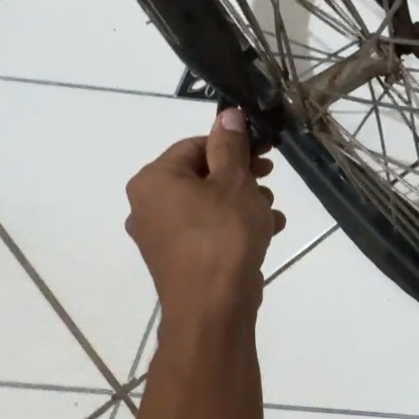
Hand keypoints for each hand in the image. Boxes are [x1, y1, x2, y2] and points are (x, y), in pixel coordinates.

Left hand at [124, 108, 286, 332]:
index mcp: (155, 180)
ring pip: (208, 202)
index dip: (234, 146)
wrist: (213, 303)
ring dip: (244, 201)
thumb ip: (230, 146)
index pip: (196, 145)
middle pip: (201, 174)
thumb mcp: (235, 181)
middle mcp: (147, 203)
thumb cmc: (224, 233)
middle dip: (242, 176)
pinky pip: (208, 228)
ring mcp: (159, 233)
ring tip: (271, 212)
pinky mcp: (176, 256)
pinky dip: (235, 224)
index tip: (267, 154)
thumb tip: (227, 114)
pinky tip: (266, 232)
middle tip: (271, 180)